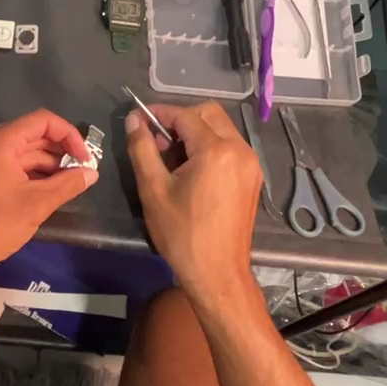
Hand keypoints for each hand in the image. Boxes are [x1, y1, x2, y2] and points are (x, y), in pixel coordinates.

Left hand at [0, 109, 97, 279]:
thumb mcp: (37, 204)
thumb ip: (68, 184)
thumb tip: (92, 173)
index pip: (42, 121)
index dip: (69, 135)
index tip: (85, 158)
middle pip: (31, 134)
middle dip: (59, 151)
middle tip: (82, 171)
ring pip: (20, 150)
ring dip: (46, 163)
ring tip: (69, 182)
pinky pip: (8, 162)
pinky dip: (28, 171)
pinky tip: (47, 188)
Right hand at [125, 103, 260, 305]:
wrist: (217, 273)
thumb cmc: (182, 234)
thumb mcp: (153, 190)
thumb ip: (142, 149)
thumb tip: (134, 121)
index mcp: (216, 151)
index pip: (185, 115)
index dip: (158, 113)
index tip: (137, 121)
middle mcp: (240, 150)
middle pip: (208, 113)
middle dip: (179, 120)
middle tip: (158, 143)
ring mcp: (250, 163)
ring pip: (221, 128)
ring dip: (195, 132)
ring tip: (172, 159)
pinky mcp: (252, 177)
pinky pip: (230, 146)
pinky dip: (209, 146)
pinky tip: (192, 170)